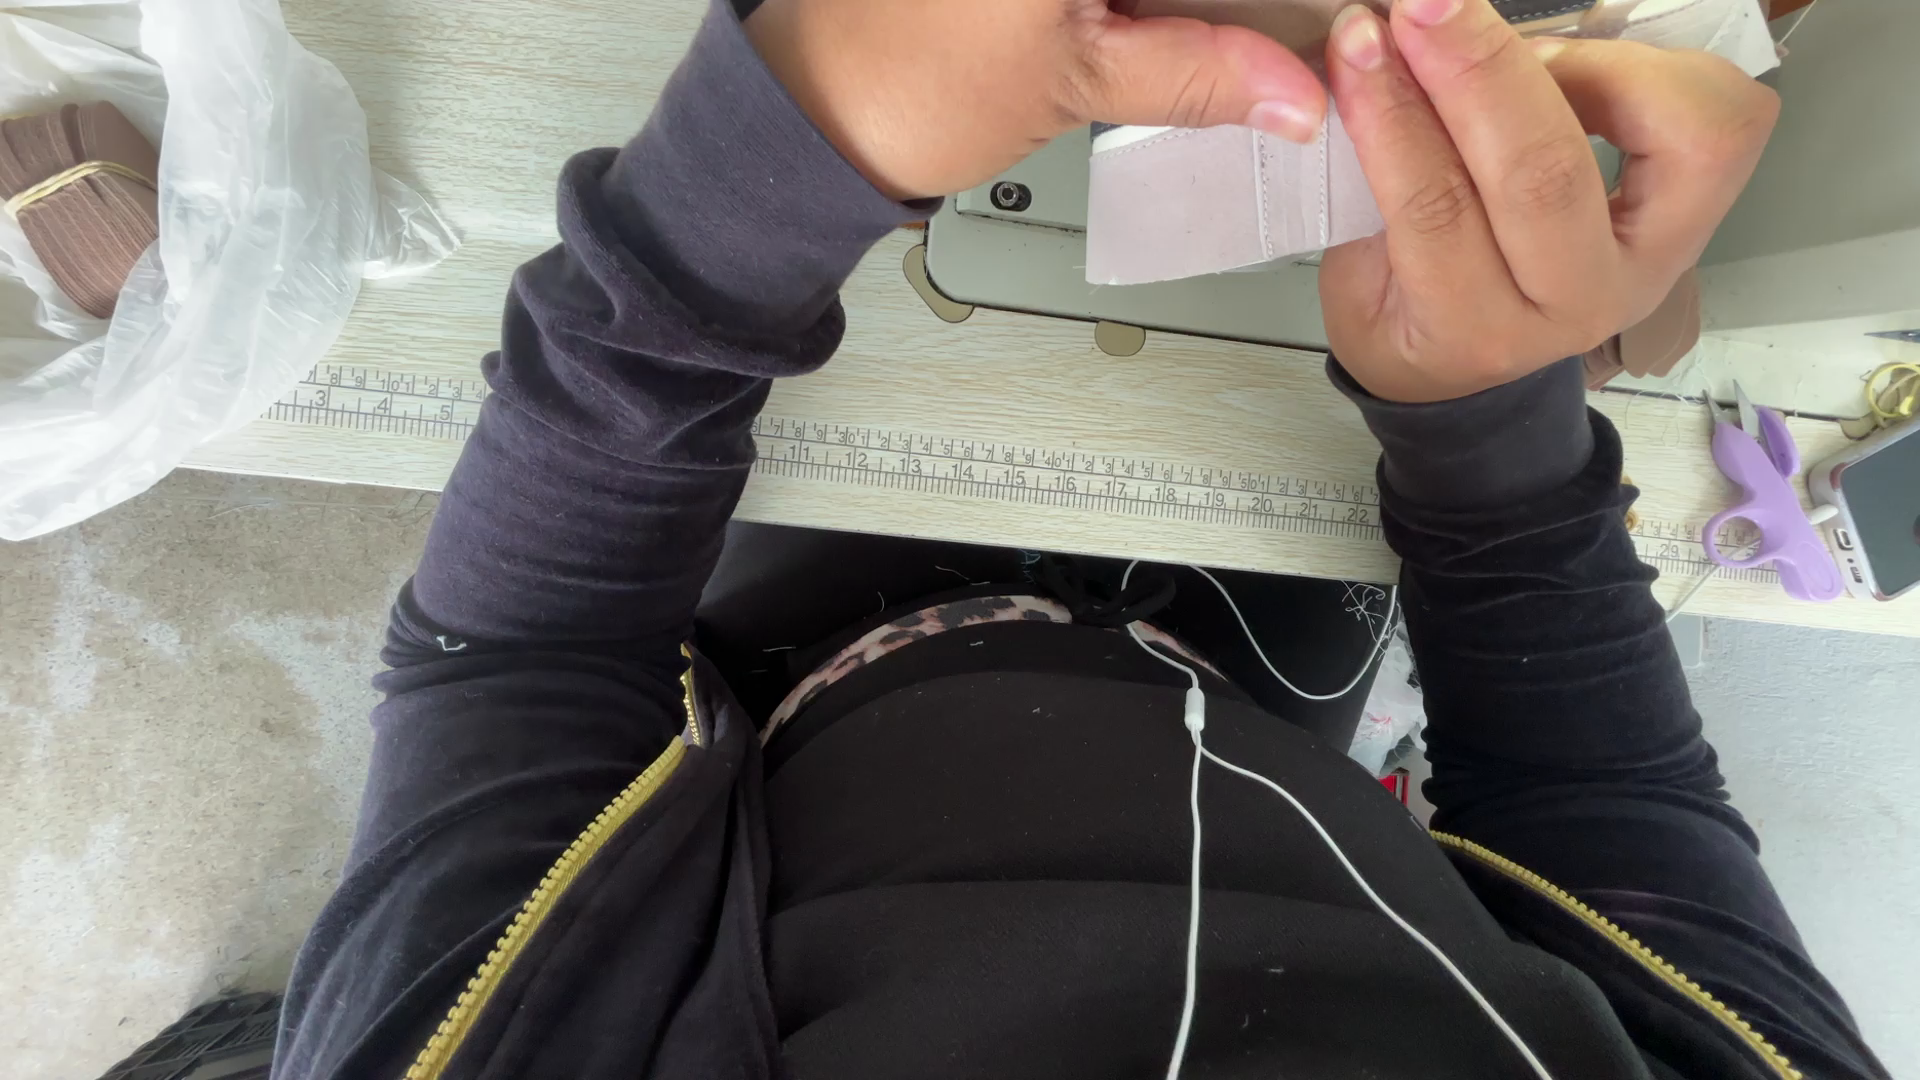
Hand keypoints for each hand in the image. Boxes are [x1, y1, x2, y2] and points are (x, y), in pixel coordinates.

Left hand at [743, 0, 1327, 198]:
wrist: (830, 109)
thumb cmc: (917, 93)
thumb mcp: (1075, 83)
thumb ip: (1195, 74)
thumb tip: (1290, 95)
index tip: (1311, 18)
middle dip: (1224, 8)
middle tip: (1257, 33)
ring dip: (1185, 12)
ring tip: (1163, 42)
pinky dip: (1144, 9)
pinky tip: (1169, 27)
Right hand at [1319, 0, 1778, 403]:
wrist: (1460, 371)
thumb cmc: (1397, 329)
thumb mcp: (1355, 289)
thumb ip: (1370, 203)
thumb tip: (1375, 81)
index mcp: (1469, 331)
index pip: (1431, 209)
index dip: (1392, 115)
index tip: (1359, 43)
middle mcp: (1573, 306)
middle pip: (1539, 166)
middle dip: (1475, 66)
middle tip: (1421, 3)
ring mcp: (1651, 263)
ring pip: (1659, 127)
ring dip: (1572, 58)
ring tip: (1497, 48)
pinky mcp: (1694, 223)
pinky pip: (1719, 121)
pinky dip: (1650, 69)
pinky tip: (1570, 70)